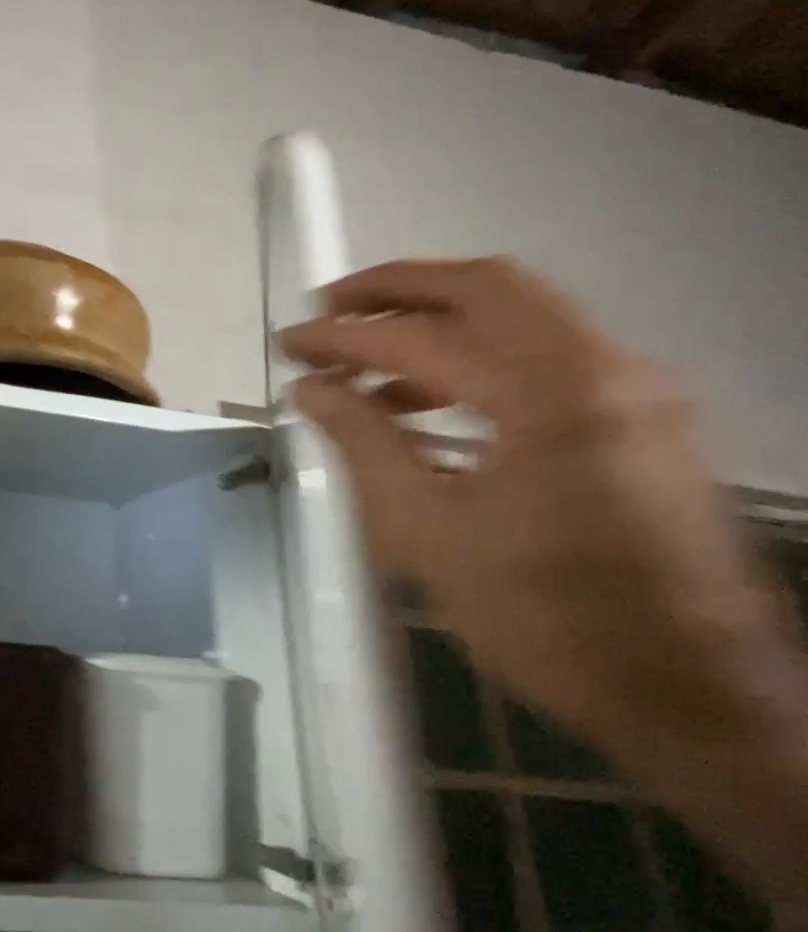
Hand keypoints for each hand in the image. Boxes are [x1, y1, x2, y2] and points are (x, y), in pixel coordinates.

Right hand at [279, 258, 804, 743]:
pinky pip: (550, 356)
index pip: (425, 338)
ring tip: (366, 361)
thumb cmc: (546, 619)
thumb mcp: (430, 533)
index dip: (344, 338)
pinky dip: (481, 358)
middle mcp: (609, 370)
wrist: (695, 696)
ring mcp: (637, 391)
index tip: (289, 343)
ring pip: (524, 315)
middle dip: (398, 288)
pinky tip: (427, 402)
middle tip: (329, 307)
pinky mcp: (645, 420)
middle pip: (489, 287)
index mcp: (554, 398)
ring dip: (438, 322)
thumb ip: (364, 443)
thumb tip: (311, 388)